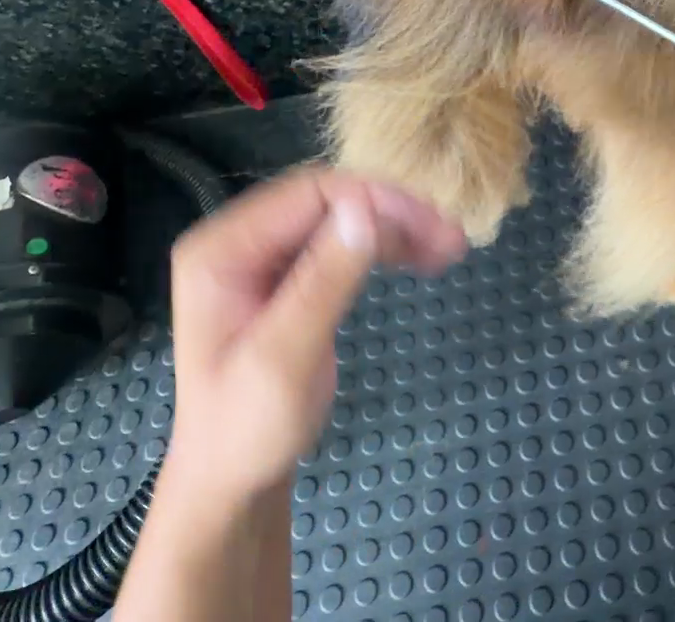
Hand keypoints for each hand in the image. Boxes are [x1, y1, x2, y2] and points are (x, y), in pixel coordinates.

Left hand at [165, 166, 465, 500]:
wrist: (231, 480)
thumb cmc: (247, 428)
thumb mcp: (285, 357)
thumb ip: (324, 282)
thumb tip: (367, 210)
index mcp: (222, 250)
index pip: (310, 194)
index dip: (376, 200)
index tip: (432, 225)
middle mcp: (240, 241)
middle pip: (330, 201)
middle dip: (394, 214)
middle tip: (452, 238)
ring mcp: (264, 258)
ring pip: (343, 219)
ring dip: (397, 229)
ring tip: (449, 249)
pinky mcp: (289, 276)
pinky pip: (343, 244)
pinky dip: (385, 248)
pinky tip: (423, 258)